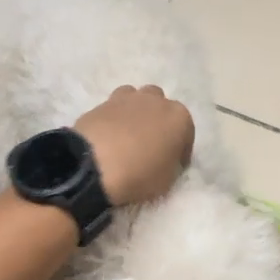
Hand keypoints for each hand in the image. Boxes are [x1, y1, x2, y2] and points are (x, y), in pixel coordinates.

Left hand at [74, 85, 193, 205]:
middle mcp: (156, 101)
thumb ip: (170, 166)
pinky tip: (109, 135)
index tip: (174, 165)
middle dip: (159, 123)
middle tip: (150, 145)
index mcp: (179, 118)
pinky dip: (115, 119)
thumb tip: (164, 160)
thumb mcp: (166, 181)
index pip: (187, 134)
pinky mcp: (102, 102)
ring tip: (128, 135)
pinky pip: (114, 108)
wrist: (93, 164)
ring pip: (138, 100)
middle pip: (162, 108)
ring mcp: (127, 98)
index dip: (180, 151)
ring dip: (137, 113)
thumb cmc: (138, 175)